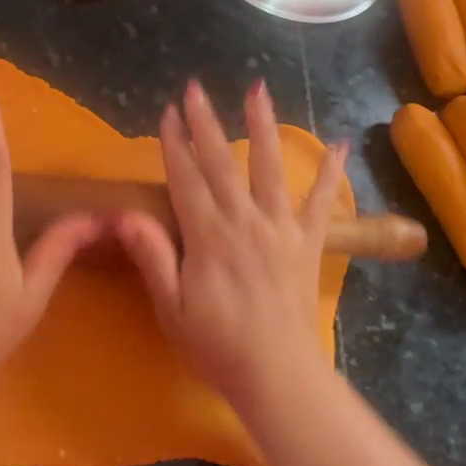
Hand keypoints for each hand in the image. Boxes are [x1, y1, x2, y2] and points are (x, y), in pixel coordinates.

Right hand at [114, 81, 346, 412]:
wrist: (279, 377)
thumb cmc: (216, 346)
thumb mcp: (171, 309)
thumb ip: (153, 257)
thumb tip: (126, 215)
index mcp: (208, 236)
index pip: (186, 178)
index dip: (174, 143)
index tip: (167, 111)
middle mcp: (245, 221)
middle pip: (222, 162)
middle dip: (205, 122)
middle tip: (195, 88)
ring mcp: (280, 229)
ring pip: (270, 167)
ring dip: (263, 126)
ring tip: (258, 89)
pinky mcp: (307, 243)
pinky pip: (322, 202)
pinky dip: (330, 172)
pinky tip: (339, 144)